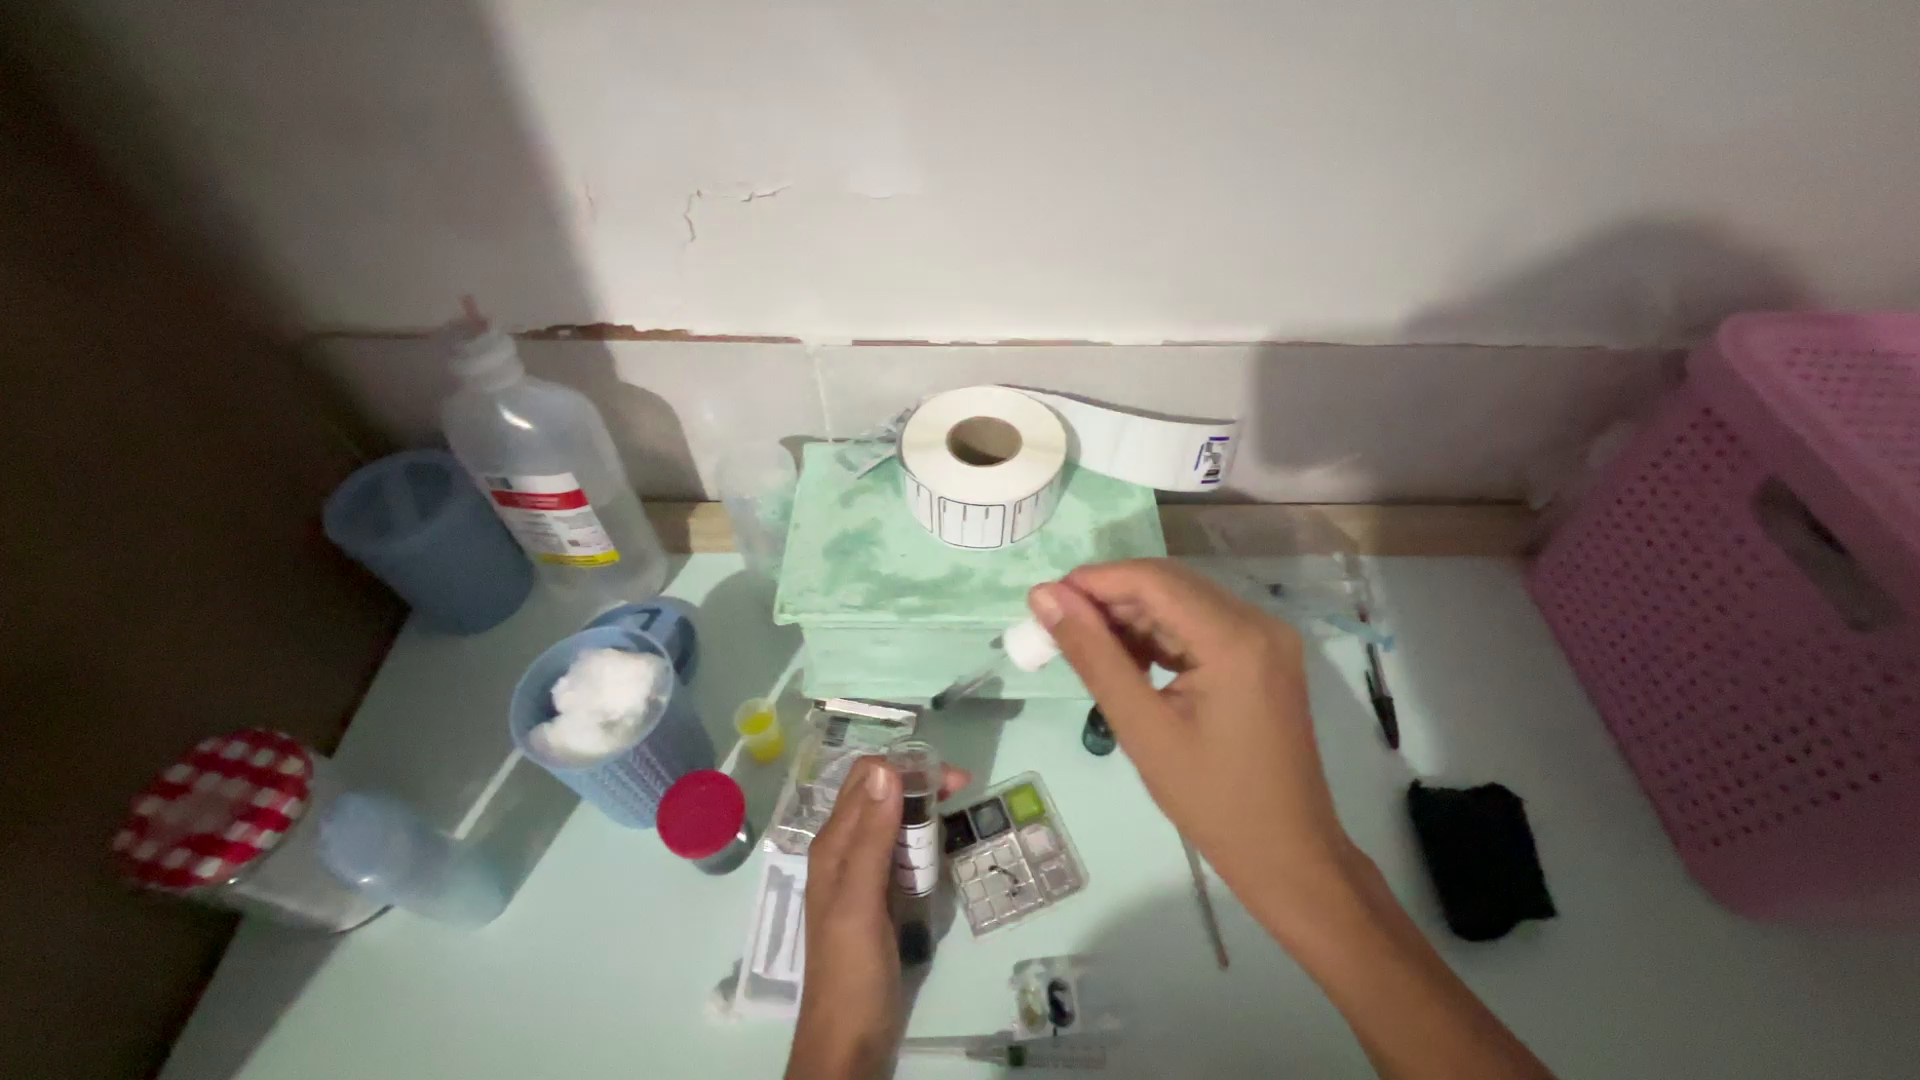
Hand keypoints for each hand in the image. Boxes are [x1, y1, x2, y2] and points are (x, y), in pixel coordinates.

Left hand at [786, 757, 968, 1079]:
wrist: (848, 1039)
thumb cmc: (851, 968)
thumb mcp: (860, 900)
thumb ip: (871, 836)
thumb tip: (885, 770)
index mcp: (833, 843)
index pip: (866, 778)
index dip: (905, 769)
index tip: (949, 779)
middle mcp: (844, 849)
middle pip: (880, 795)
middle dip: (918, 784)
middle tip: (961, 790)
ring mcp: (861, 874)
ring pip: (892, 821)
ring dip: (922, 811)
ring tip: (954, 818)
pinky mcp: (879, 896)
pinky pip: (900, 852)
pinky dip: (921, 842)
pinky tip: (941, 851)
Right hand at [1030, 559, 1361, 929]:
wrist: (1286, 852)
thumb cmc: (1211, 800)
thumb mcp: (1140, 727)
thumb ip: (1092, 655)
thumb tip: (1043, 597)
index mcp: (1235, 639)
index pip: (1153, 580)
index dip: (1094, 581)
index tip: (1044, 602)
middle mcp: (1258, 622)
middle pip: (1169, 584)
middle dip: (1110, 598)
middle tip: (1058, 627)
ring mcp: (1266, 637)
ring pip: (1183, 602)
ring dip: (1132, 616)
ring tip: (1088, 647)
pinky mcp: (1263, 654)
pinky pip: (1201, 624)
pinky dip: (1160, 634)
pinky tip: (1129, 659)